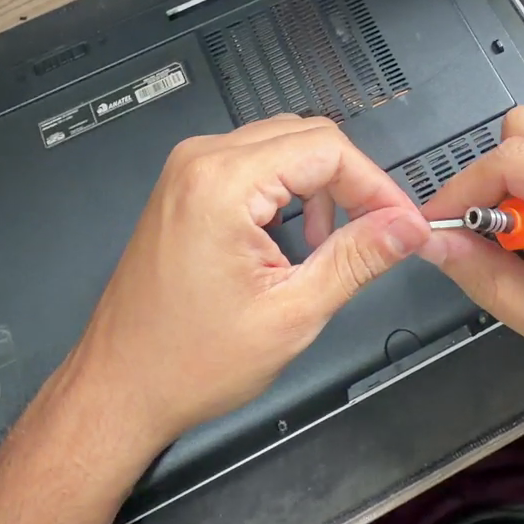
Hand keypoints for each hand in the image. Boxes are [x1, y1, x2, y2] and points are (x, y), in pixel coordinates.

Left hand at [66, 114, 430, 443]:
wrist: (119, 386)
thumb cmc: (187, 361)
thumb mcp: (291, 314)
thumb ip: (356, 259)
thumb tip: (405, 227)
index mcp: (222, 182)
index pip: (326, 148)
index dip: (375, 183)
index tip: (402, 222)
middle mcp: (201, 160)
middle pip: (307, 136)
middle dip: (352, 181)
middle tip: (380, 230)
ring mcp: (190, 169)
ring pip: (283, 144)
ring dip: (321, 184)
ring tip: (331, 243)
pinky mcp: (187, 184)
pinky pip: (255, 161)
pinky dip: (289, 188)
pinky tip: (296, 235)